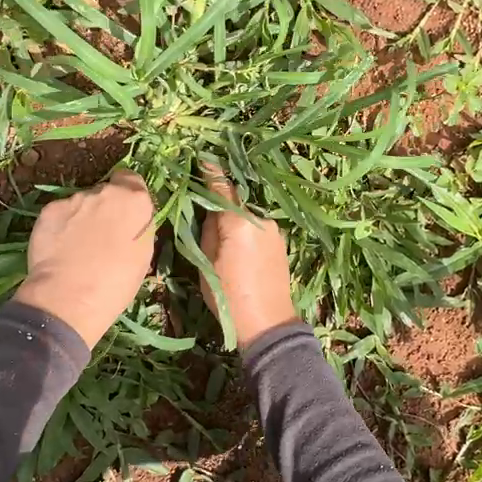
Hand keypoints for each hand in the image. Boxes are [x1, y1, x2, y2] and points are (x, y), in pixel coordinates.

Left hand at [16, 170, 156, 347]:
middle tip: (98, 236)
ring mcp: (76, 199)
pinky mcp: (50, 210)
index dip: (126, 194)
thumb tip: (127, 225)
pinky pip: (59, 214)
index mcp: (136, 201)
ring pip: (80, 204)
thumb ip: (137, 229)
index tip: (122, 213)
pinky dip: (59, 227)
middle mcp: (107, 192)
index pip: (131, 179)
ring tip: (75, 248)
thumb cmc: (116, 283)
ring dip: (80, 218)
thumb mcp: (143, 256)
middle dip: (102, 208)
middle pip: (105, 192)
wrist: (70, 297)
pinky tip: (58, 249)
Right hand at [200, 174, 294, 347]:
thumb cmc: (229, 296)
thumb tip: (209, 212)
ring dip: (233, 221)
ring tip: (220, 242)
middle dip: (219, 204)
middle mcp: (261, 219)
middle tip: (201, 213)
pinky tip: (237, 251)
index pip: (222, 188)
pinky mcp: (280, 243)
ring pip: (246, 217)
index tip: (201, 157)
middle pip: (235, 202)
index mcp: (240, 222)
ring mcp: (274, 231)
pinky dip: (245, 232)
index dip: (210, 172)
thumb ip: (207, 231)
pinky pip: (257, 229)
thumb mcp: (206, 264)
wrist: (268, 323)